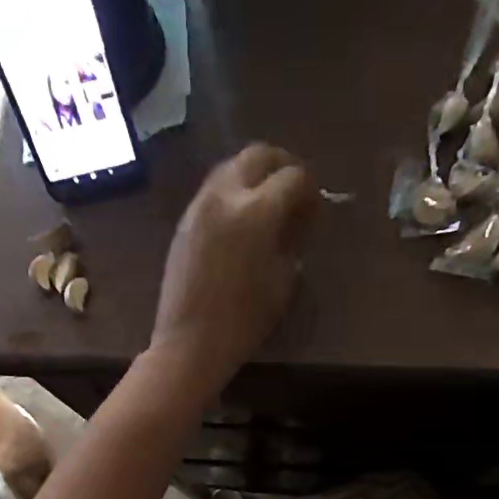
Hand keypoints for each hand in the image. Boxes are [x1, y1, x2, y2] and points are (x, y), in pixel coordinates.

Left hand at [148, 143, 317, 388]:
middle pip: (257, 155)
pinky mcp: (184, 223)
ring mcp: (199, 207)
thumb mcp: (282, 282)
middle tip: (293, 191)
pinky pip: (213, 191)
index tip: (315, 210)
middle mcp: (224, 197)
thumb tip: (295, 225)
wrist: (189, 343)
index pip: (293, 177)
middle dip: (281, 165)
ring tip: (267, 203)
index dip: (310, 190)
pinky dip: (232, 192)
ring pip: (230, 168)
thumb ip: (291, 243)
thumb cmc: (243, 321)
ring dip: (253, 175)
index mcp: (255, 211)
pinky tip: (241, 220)